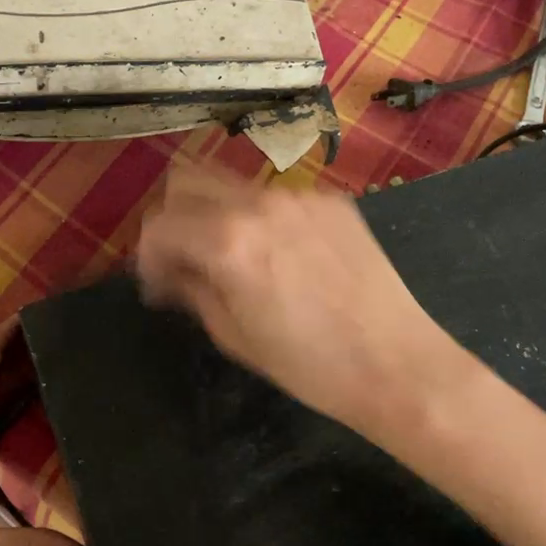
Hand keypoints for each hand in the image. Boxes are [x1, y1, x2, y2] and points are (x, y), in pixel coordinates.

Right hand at [133, 167, 480, 437]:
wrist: (398, 364)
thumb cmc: (309, 365)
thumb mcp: (233, 335)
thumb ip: (192, 288)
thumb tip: (170, 270)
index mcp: (227, 241)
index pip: (159, 225)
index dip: (147, 256)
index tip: (157, 284)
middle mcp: (257, 203)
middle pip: (185, 180)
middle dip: (173, 218)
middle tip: (183, 258)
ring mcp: (297, 195)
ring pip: (230, 183)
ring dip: (214, 212)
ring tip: (231, 255)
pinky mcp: (330, 199)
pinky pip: (274, 196)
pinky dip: (258, 216)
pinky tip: (279, 255)